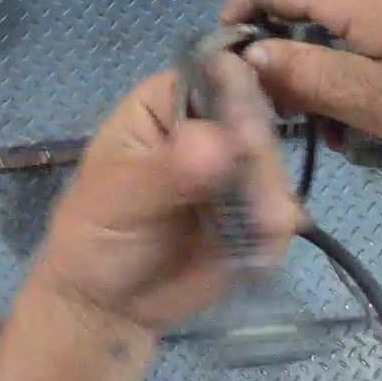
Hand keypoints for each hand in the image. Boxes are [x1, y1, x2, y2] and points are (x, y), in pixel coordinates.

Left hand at [30, 63, 305, 334]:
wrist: (110, 304)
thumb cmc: (97, 235)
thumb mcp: (121, 199)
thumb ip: (169, 171)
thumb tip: (217, 142)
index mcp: (166, 102)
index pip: (217, 76)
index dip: (239, 100)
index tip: (245, 141)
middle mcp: (207, 125)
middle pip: (258, 120)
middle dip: (258, 164)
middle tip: (250, 205)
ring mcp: (235, 168)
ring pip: (277, 167)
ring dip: (269, 203)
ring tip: (247, 235)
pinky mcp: (254, 211)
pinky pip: (283, 212)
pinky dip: (273, 235)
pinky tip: (250, 253)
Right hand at [221, 0, 381, 157]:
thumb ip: (311, 78)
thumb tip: (246, 56)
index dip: (232, 19)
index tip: (227, 73)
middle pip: (297, 5)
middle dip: (282, 61)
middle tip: (298, 122)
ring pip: (335, 22)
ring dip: (324, 71)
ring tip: (349, 129)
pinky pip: (372, 27)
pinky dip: (359, 64)